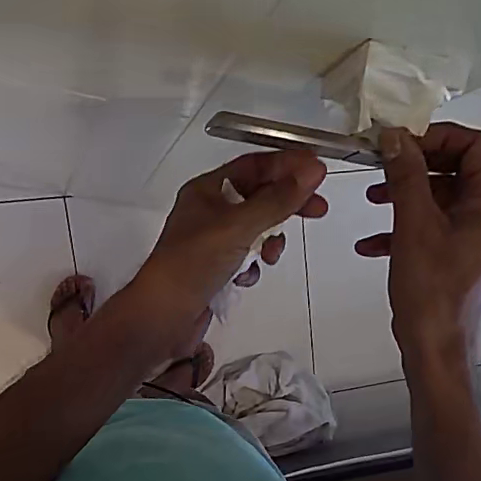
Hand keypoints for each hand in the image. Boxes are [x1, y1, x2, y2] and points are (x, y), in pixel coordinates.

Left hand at [127, 149, 328, 345]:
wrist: (164, 316)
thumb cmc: (190, 265)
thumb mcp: (238, 226)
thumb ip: (277, 200)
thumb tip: (310, 173)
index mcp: (206, 190)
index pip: (253, 166)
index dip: (286, 164)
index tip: (316, 168)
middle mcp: (208, 211)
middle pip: (258, 196)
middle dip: (286, 204)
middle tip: (316, 208)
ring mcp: (212, 241)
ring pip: (255, 229)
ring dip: (268, 240)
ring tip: (270, 253)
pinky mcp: (216, 267)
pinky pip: (247, 257)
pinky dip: (252, 265)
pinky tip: (246, 275)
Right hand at [355, 124, 480, 360]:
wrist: (433, 345)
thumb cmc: (431, 290)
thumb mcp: (414, 224)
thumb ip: (406, 175)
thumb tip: (395, 138)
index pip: (476, 146)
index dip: (438, 137)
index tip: (401, 140)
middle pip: (458, 168)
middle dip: (417, 165)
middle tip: (383, 163)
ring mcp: (477, 235)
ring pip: (442, 197)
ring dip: (406, 193)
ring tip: (372, 196)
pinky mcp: (459, 252)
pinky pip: (434, 225)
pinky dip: (405, 225)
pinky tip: (370, 242)